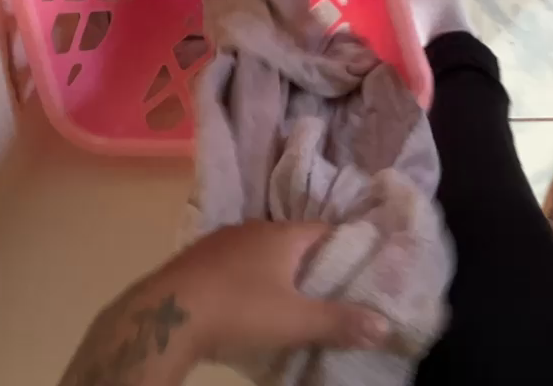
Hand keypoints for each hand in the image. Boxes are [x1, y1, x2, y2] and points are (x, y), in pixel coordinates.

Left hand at [158, 221, 390, 359]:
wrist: (166, 316)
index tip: (359, 267)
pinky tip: (248, 302)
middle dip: (312, 262)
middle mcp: (257, 228)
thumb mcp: (294, 321)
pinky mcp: (201, 259)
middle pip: (295, 240)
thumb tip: (386, 324)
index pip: (326, 230)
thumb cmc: (239, 309)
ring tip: (292, 298)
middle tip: (330, 289)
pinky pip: (237, 263)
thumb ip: (338, 323)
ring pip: (263, 251)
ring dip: (278, 271)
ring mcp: (225, 240)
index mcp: (284, 235)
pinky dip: (250, 278)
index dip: (344, 247)